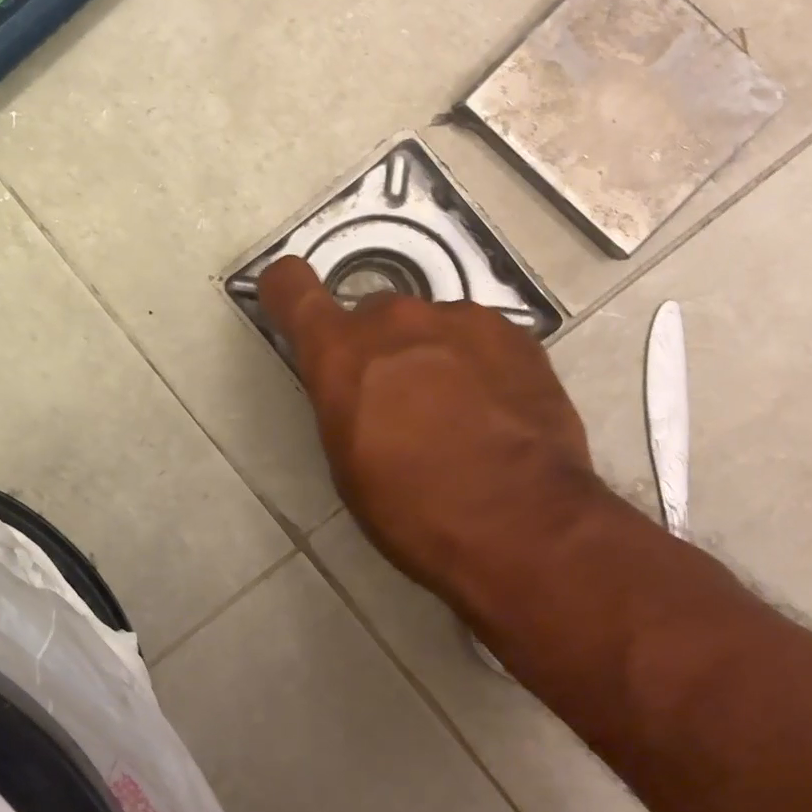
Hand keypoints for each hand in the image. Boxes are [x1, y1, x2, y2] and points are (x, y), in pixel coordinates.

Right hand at [255, 256, 606, 600]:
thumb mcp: (345, 455)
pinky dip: (480, 364)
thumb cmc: (410, 505)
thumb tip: (357, 388)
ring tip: (457, 411)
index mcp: (338, 349)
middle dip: (377, 347)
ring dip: (431, 355)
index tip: (296, 315)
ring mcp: (461, 321)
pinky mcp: (518, 337)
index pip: (289, 285)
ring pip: (430, 326)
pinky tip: (496, 411)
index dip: (287, 294)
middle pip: (372, 313)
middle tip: (397, 398)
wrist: (523, 525)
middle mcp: (393, 319)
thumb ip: (341, 397)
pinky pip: (480, 339)